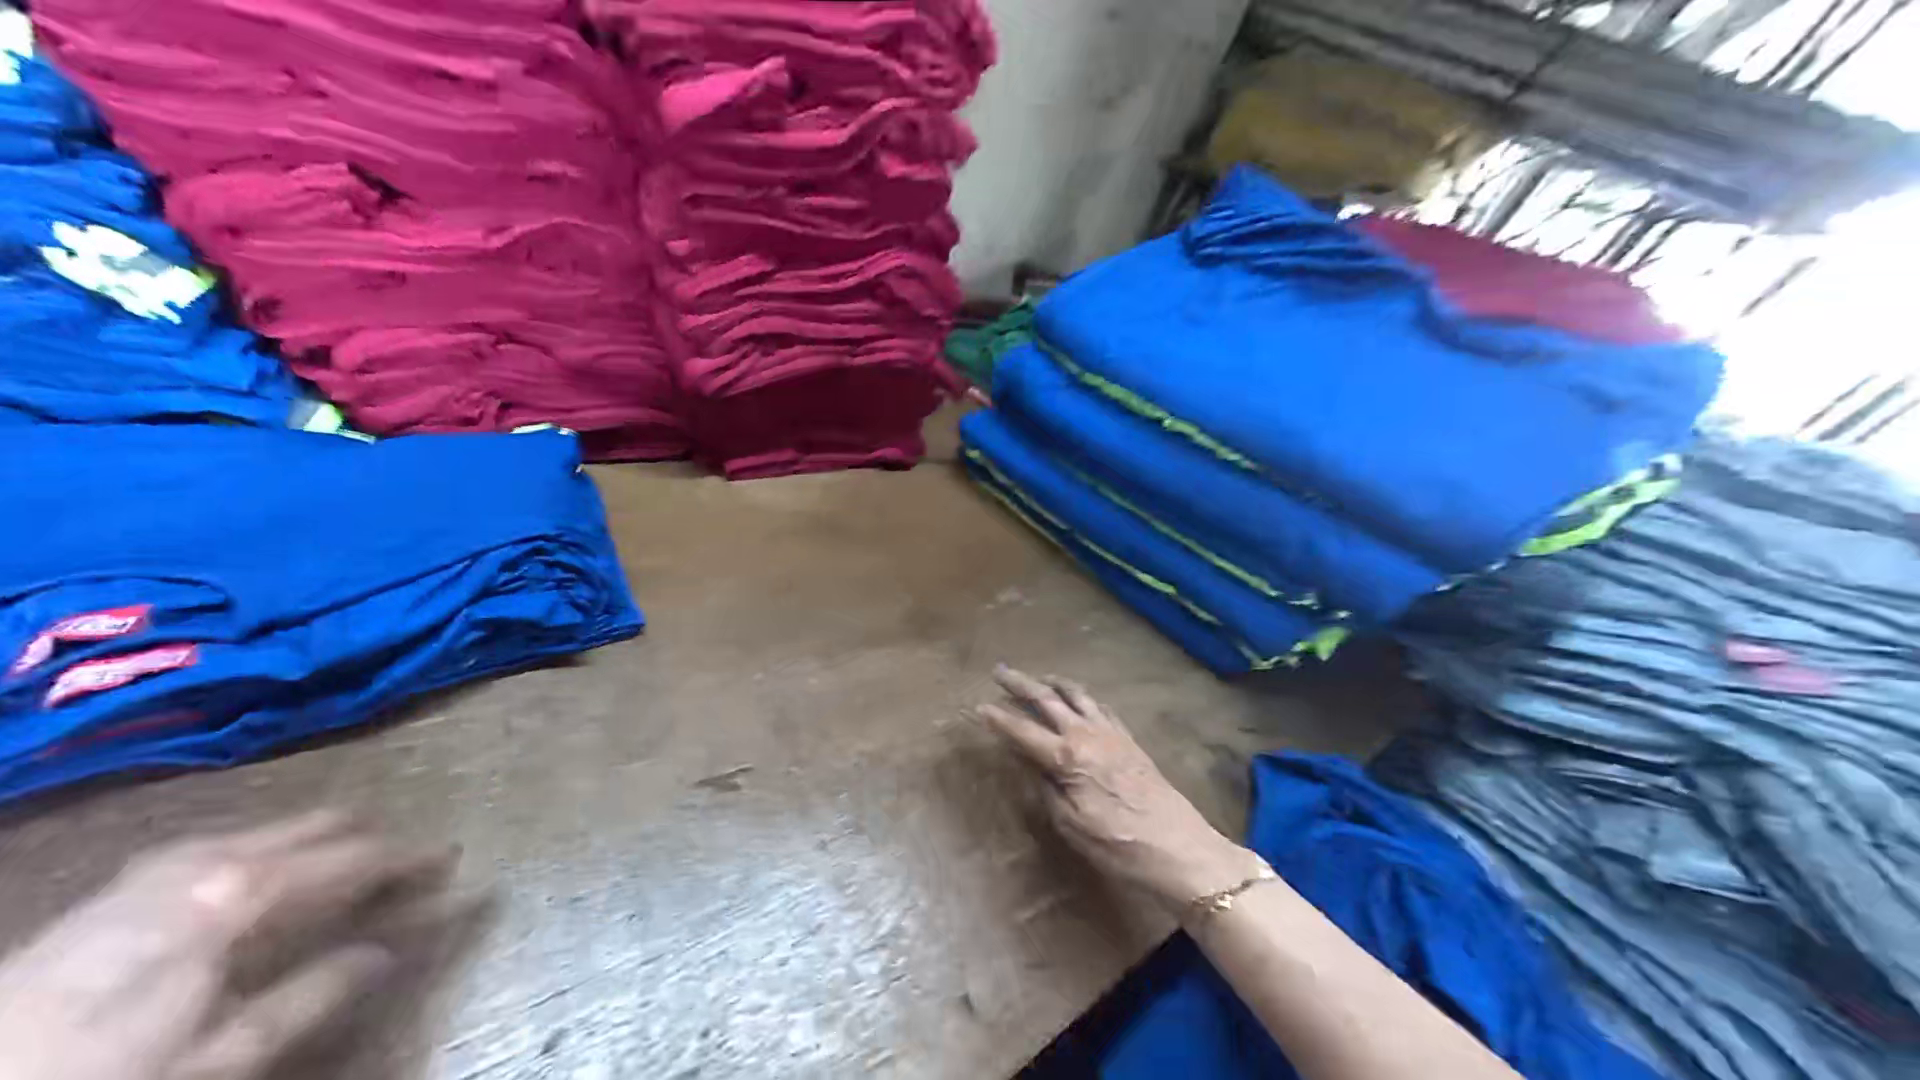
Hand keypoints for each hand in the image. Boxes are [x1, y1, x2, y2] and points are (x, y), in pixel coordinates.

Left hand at [0, 811, 458, 1079]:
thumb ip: (308, 997)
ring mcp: (153, 872)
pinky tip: (257, 861)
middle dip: (367, 840)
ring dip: (315, 838)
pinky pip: (213, 845)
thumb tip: (387, 950)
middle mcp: (204, 864)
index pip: (354, 859)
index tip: (451, 857)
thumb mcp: (217, 1058)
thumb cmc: (105, 1077)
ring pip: (263, 831)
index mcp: (239, 894)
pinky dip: (259, 844)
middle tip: (408, 857)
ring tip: (350, 847)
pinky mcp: (115, 891)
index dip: (408, 857)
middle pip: (311, 832)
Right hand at [977, 666, 1267, 911]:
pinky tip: (1081, 700)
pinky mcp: (1129, 739)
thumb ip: (1046, 788)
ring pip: (1077, 696)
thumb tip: (1027, 762)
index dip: (999, 719)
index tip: (978, 706)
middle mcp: (1086, 735)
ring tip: (1040, 677)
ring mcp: (1111, 733)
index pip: (1023, 732)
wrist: (1178, 847)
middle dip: (1021, 684)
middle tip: (1000, 671)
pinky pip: (1101, 707)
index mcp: (1067, 757)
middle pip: (1047, 700)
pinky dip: (1084, 697)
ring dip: (1054, 683)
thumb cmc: (1118, 844)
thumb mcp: (1071, 823)